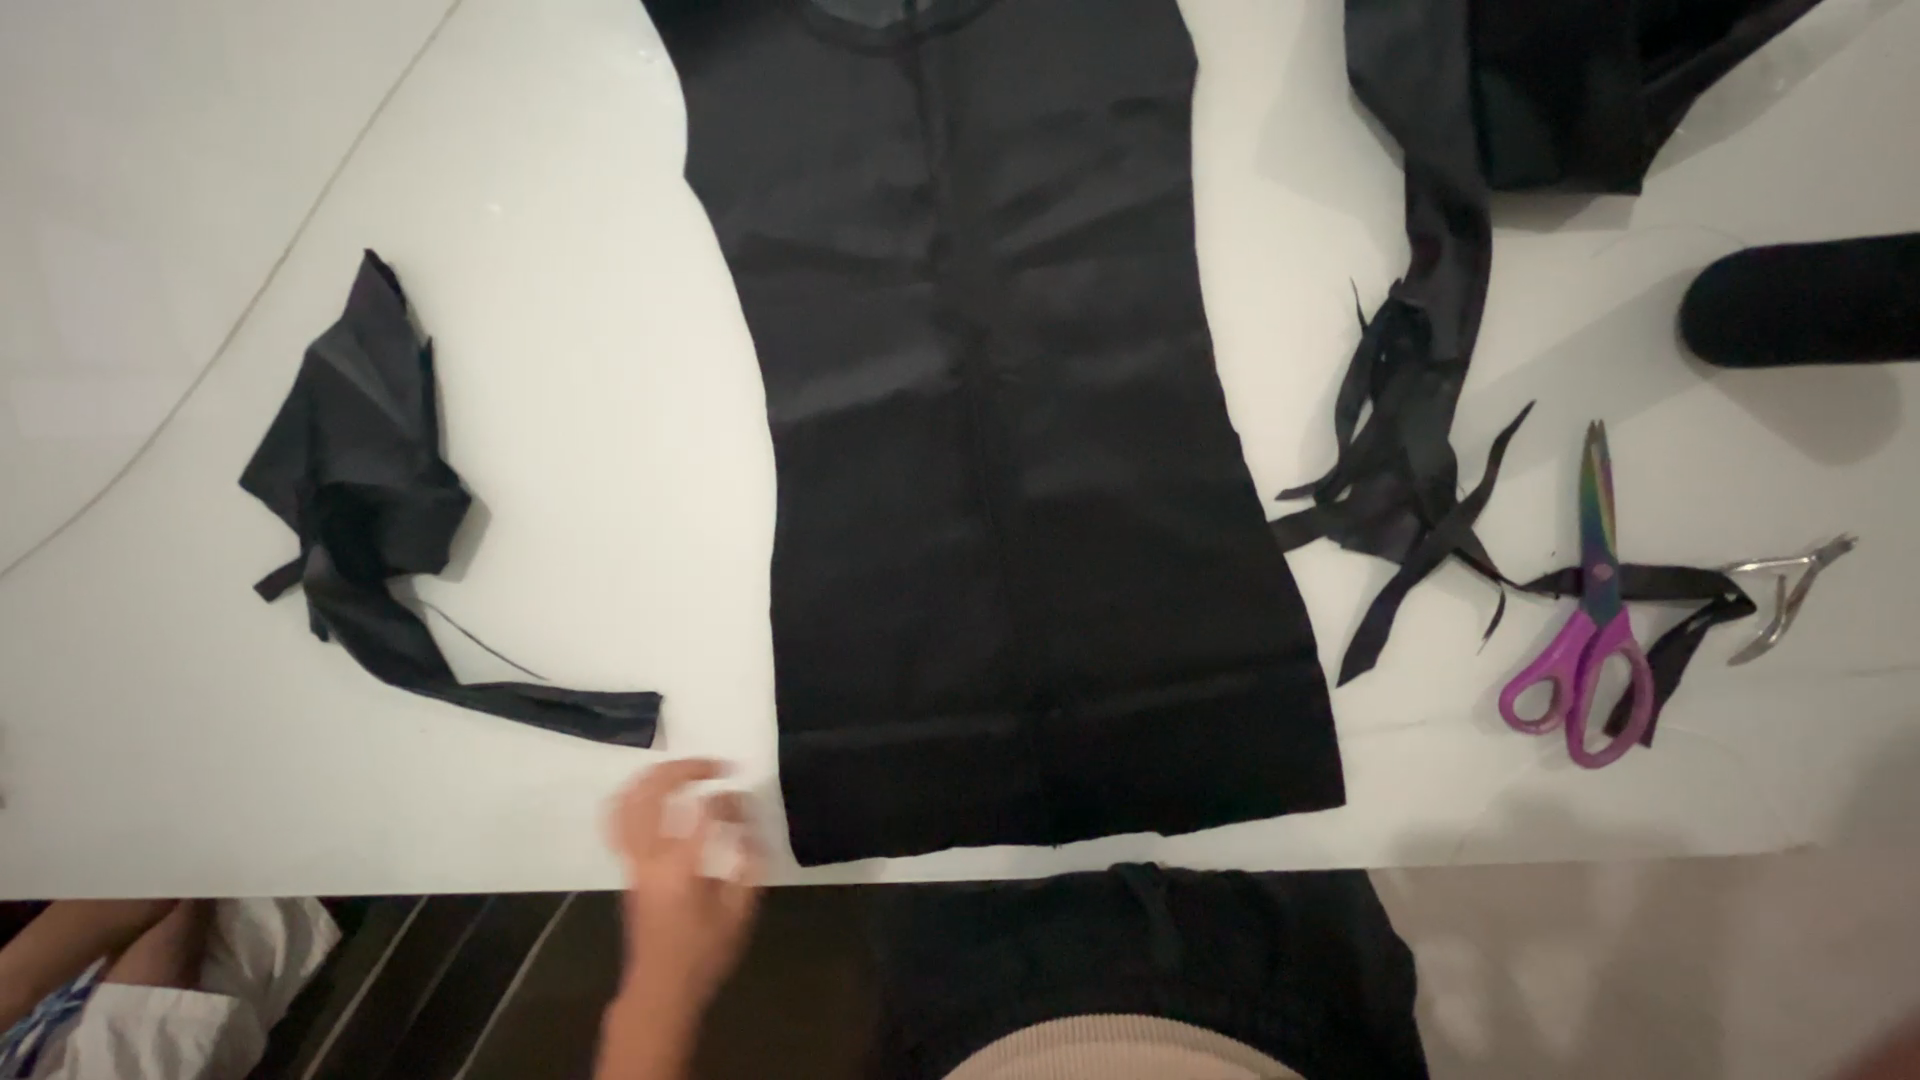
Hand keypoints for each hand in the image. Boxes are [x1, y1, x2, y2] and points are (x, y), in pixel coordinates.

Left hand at [608, 759, 762, 1026]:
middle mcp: (650, 856)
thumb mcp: (740, 910)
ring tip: (684, 769)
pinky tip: (658, 794)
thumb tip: (746, 821)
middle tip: (714, 766)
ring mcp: (632, 860)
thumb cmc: (705, 952)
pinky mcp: (626, 867)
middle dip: (685, 769)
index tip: (742, 805)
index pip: (704, 809)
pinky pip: (620, 819)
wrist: (660, 989)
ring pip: (627, 801)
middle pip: (653, 792)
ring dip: (654, 777)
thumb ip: (747, 860)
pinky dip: (636, 796)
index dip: (728, 799)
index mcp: (682, 867)